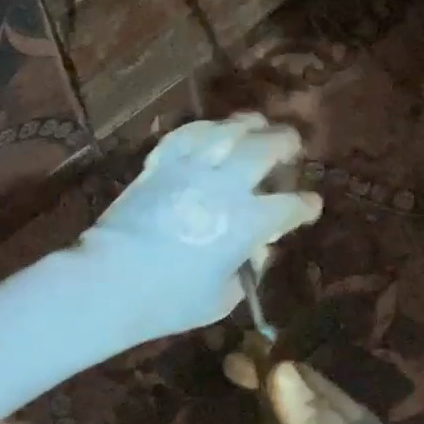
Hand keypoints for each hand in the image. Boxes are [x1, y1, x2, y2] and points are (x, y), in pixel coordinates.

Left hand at [82, 113, 322, 346]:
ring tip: (256, 124)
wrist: (112, 281)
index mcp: (250, 222)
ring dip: (248, 125)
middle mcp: (227, 185)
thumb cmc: (170, 300)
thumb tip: (252, 253)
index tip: (311, 206)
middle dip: (286, 145)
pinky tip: (209, 131)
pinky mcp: (159, 165)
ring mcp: (191, 169)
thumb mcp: (221, 298)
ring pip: (228, 131)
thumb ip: (244, 272)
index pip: (291, 207)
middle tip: (292, 146)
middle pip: (266, 149)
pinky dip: (203, 130)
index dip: (306, 206)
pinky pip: (186, 135)